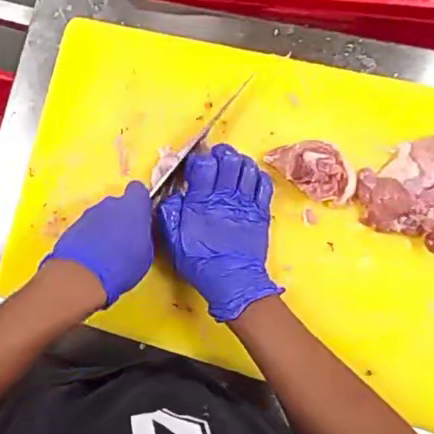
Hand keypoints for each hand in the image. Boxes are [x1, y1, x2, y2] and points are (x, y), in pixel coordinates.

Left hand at [46, 180, 154, 306]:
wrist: (82, 275)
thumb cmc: (122, 265)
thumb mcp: (145, 253)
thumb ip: (141, 234)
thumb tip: (136, 232)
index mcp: (133, 207)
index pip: (138, 190)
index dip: (139, 202)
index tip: (141, 217)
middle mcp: (109, 205)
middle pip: (116, 205)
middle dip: (119, 219)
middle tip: (122, 242)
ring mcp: (87, 215)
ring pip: (99, 217)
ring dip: (102, 230)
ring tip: (104, 254)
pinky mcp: (70, 228)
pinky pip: (84, 230)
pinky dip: (86, 240)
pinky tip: (89, 259)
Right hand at [158, 143, 283, 321]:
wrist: (232, 280)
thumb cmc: (199, 262)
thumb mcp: (172, 240)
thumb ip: (169, 214)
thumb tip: (172, 196)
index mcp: (201, 201)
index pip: (204, 165)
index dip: (200, 159)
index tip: (196, 164)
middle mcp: (225, 196)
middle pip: (229, 161)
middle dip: (223, 153)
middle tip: (217, 156)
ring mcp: (246, 202)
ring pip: (248, 169)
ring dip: (240, 162)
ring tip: (233, 164)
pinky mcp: (261, 211)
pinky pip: (263, 184)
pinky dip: (257, 175)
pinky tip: (250, 178)